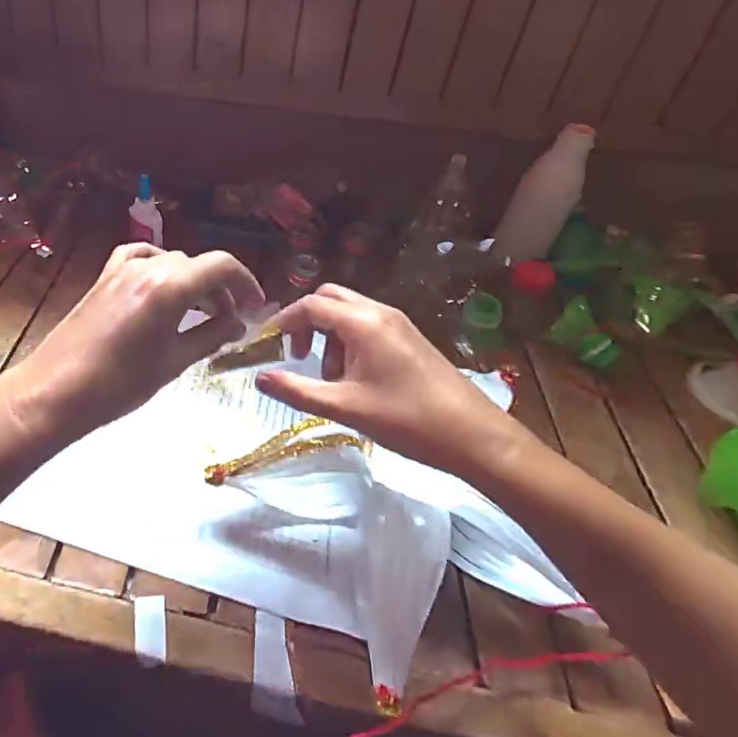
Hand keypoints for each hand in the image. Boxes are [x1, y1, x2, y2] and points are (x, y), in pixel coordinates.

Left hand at [2, 243, 264, 446]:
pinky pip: (137, 259)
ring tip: (200, 313)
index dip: (246, 283)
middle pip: (196, 264)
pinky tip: (160, 287)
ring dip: (190, 281)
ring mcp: (120, 270)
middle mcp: (147, 267)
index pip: (222, 265)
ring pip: (169, 262)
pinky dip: (156, 268)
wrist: (57, 389)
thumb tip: (239, 323)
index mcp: (170, 285)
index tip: (256, 307)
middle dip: (220, 288)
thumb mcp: (174, 361)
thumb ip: (211, 336)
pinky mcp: (102, 279)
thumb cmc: (120, 383)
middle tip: (230, 321)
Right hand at [253, 284, 538, 479]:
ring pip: (348, 311)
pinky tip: (354, 378)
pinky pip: (367, 325)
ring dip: (328, 334)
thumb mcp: (345, 408)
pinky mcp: (410, 338)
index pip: (309, 305)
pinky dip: (348, 341)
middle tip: (297, 354)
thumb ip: (297, 391)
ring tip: (329, 377)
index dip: (283, 321)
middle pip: (328, 298)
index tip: (267, 345)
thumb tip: (259, 378)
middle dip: (305, 321)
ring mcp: (398, 324)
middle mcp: (380, 313)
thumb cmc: (408, 420)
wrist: (477, 438)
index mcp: (363, 323)